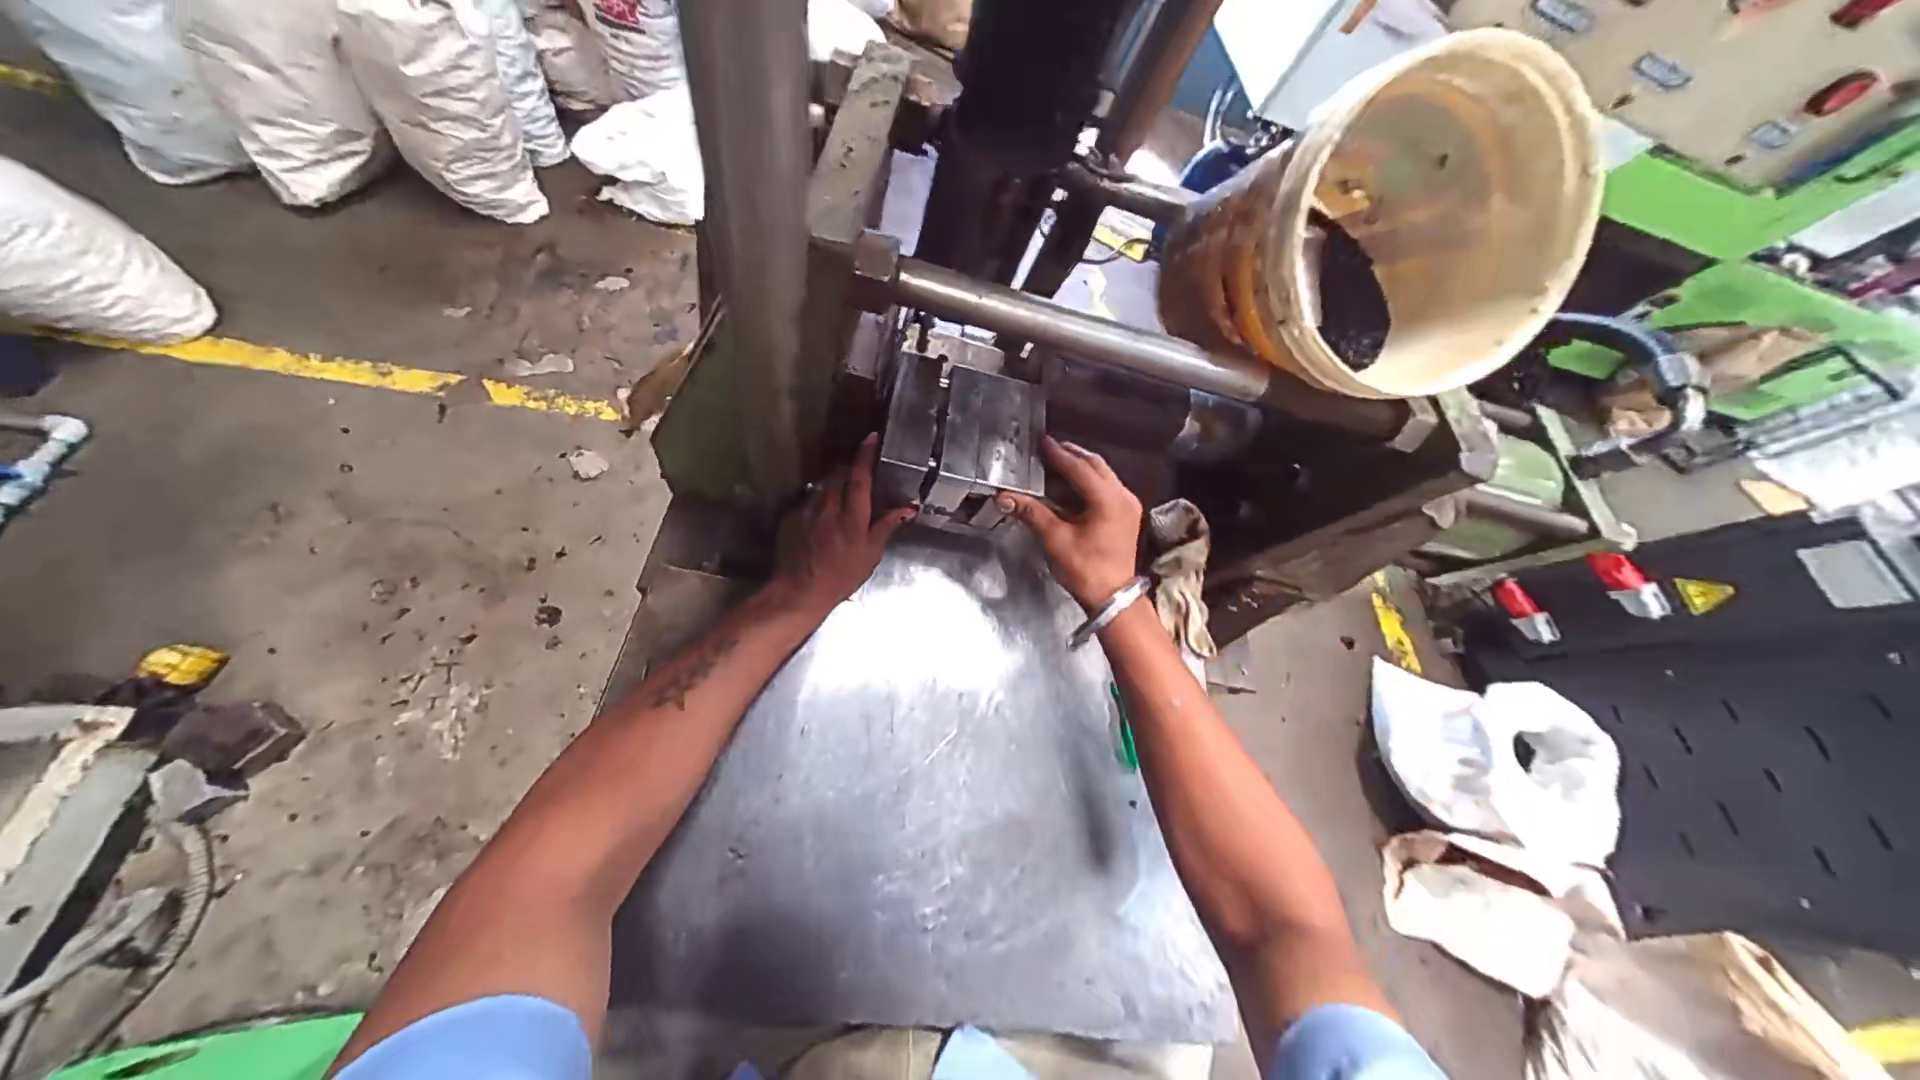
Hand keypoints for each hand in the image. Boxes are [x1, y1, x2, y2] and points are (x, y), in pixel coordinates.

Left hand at [770, 433, 914, 614]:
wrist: (799, 590)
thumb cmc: (841, 576)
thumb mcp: (871, 555)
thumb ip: (887, 526)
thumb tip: (908, 508)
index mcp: (852, 516)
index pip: (860, 477)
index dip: (866, 455)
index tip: (870, 438)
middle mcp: (828, 506)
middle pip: (839, 475)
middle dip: (849, 469)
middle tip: (858, 474)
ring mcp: (806, 510)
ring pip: (822, 485)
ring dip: (833, 483)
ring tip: (840, 494)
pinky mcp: (790, 517)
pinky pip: (807, 500)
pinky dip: (817, 500)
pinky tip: (821, 515)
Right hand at [996, 437, 1142, 609]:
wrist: (1112, 596)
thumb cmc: (1085, 569)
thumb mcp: (1056, 539)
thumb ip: (1032, 513)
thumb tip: (1004, 498)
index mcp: (1107, 499)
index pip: (1079, 469)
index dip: (1059, 454)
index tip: (1043, 442)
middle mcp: (1123, 496)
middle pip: (1096, 465)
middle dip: (1073, 455)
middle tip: (1051, 447)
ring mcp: (1128, 505)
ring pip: (1105, 475)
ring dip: (1083, 466)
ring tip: (1060, 460)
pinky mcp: (1127, 514)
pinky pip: (1109, 487)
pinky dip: (1091, 480)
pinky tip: (1075, 483)